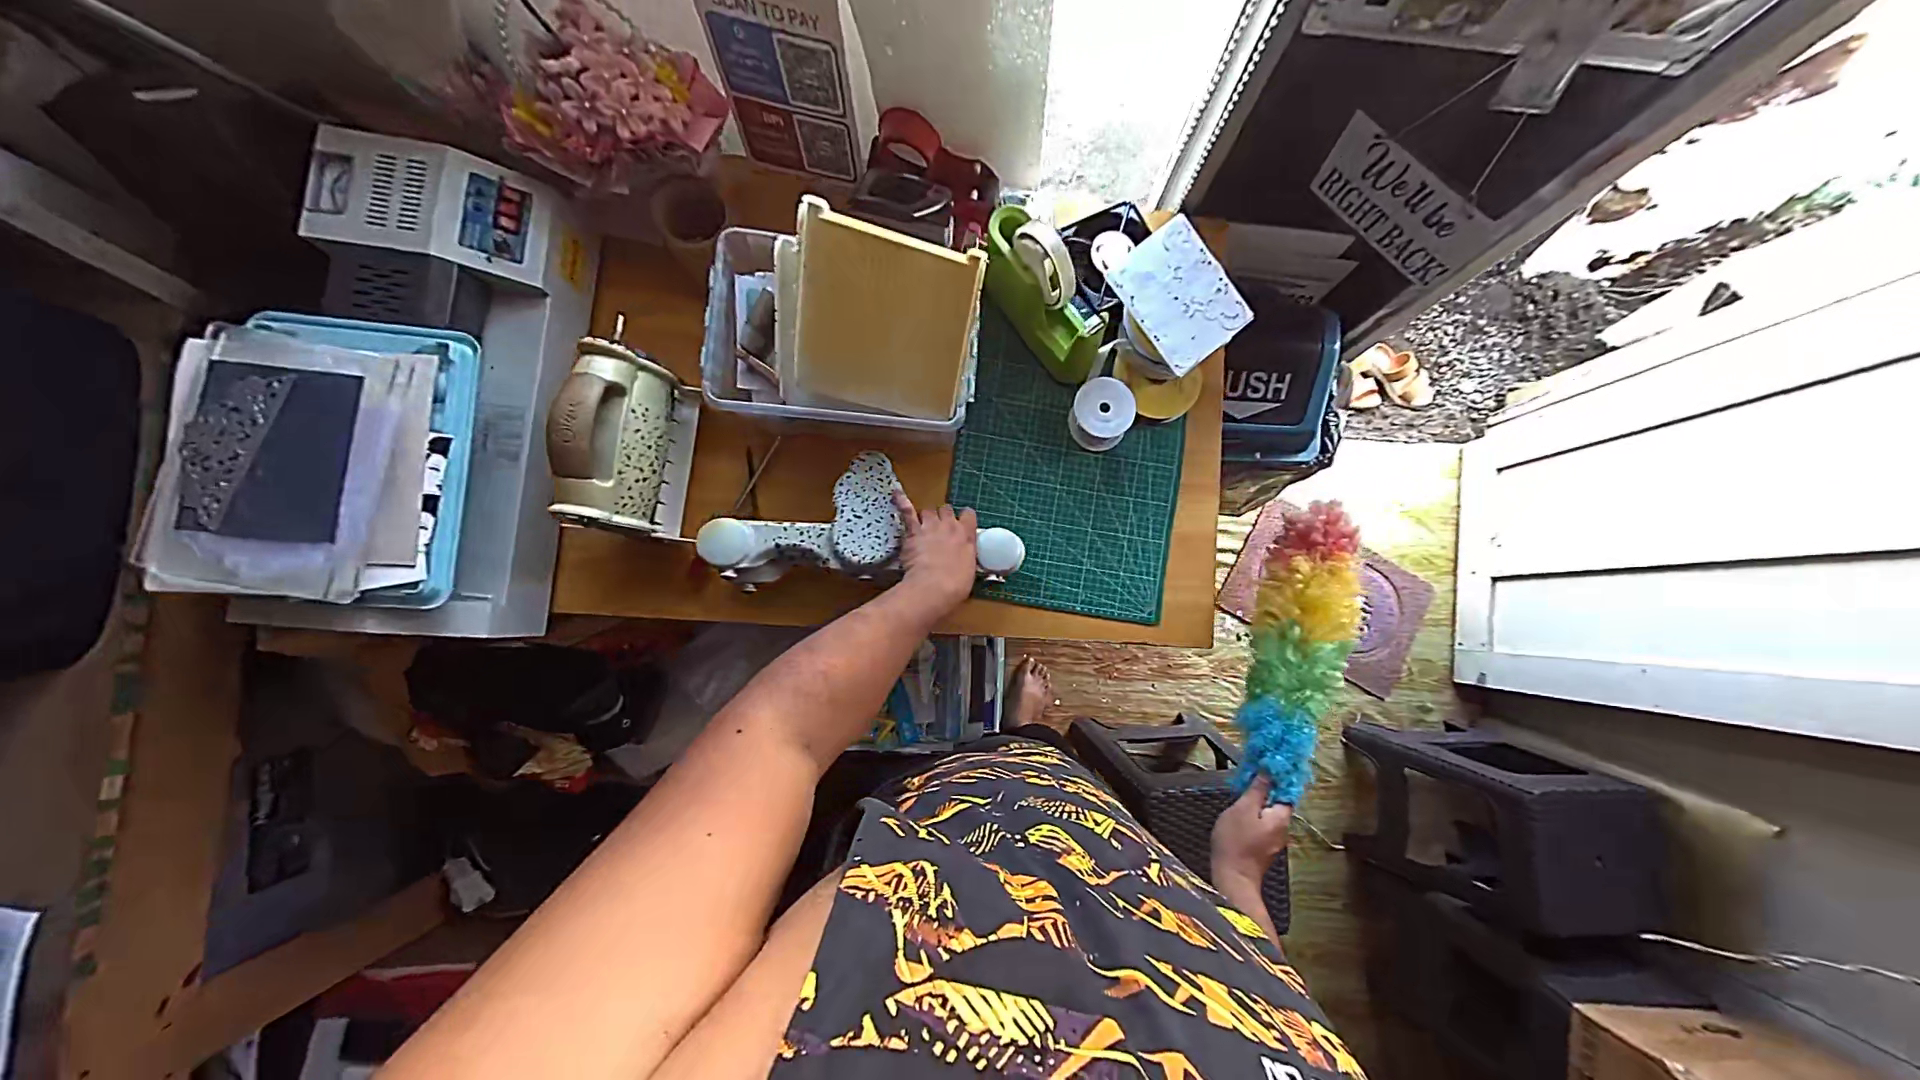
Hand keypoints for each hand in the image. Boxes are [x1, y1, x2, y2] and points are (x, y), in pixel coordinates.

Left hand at [891, 488, 977, 614]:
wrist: (934, 585)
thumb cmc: (955, 584)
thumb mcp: (969, 570)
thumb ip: (966, 558)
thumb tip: (963, 560)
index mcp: (967, 535)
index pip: (969, 515)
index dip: (964, 518)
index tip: (962, 523)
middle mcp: (949, 526)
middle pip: (946, 510)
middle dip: (943, 516)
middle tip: (940, 527)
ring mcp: (930, 526)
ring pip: (928, 510)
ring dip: (926, 516)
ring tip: (923, 525)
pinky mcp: (913, 531)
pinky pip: (907, 511)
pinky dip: (902, 502)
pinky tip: (897, 494)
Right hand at [1211, 777, 1292, 885]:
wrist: (1232, 877)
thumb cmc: (1236, 841)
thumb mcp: (1242, 809)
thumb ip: (1256, 791)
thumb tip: (1268, 772)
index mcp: (1281, 818)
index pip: (1286, 792)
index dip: (1278, 778)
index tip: (1266, 764)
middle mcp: (1282, 829)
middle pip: (1278, 803)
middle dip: (1267, 789)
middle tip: (1250, 775)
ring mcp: (1274, 840)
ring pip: (1269, 814)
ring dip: (1260, 802)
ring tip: (1243, 791)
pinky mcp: (1263, 848)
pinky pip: (1263, 824)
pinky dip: (1255, 815)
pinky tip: (1241, 812)